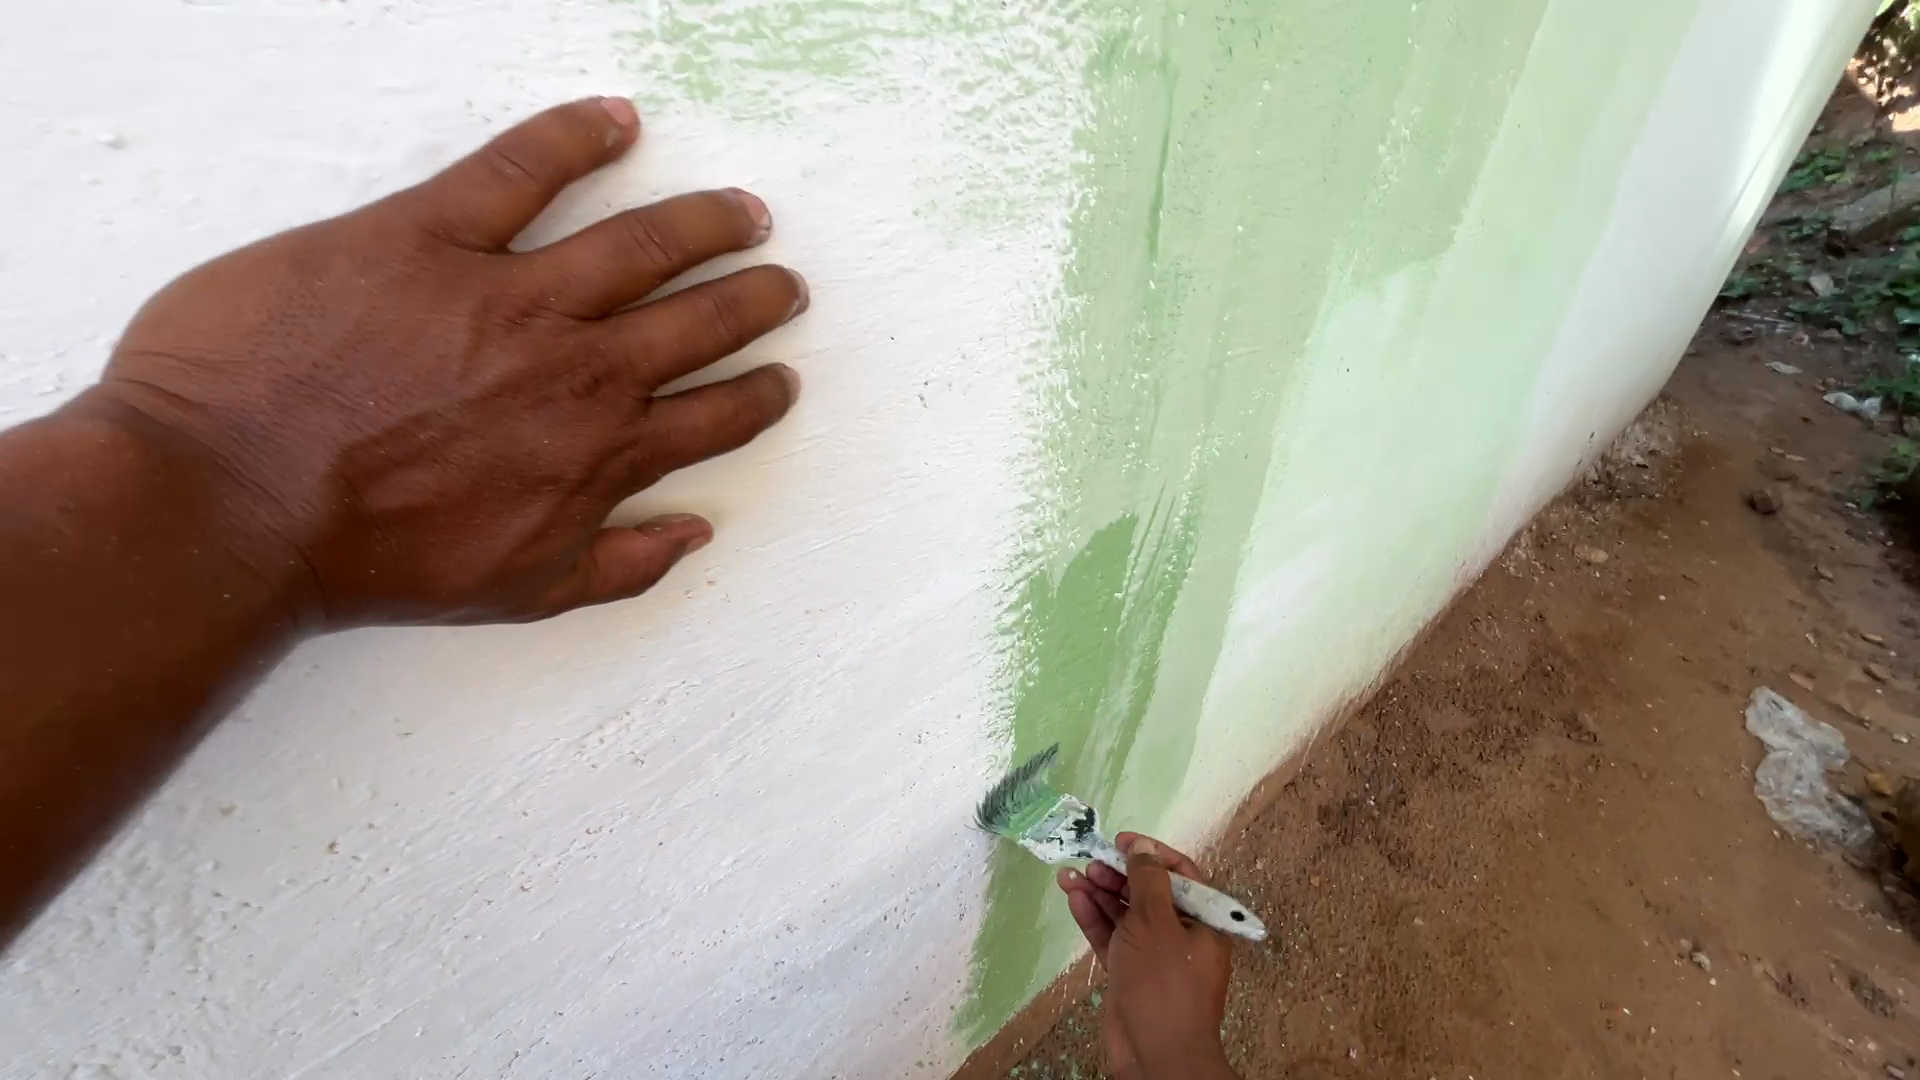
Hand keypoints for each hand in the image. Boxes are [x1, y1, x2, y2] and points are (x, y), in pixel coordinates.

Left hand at [75, 96, 804, 627]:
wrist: (231, 507)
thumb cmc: (382, 558)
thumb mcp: (529, 591)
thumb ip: (626, 565)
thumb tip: (697, 534)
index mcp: (608, 450)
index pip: (719, 415)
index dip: (761, 396)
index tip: (782, 380)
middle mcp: (584, 370)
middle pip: (704, 320)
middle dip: (758, 300)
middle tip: (786, 284)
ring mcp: (513, 297)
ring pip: (643, 244)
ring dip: (709, 225)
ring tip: (745, 213)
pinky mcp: (425, 238)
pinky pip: (516, 171)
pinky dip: (574, 137)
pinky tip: (620, 120)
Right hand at [1058, 833, 1237, 1079]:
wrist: (1157, 1057)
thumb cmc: (1165, 982)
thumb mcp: (1157, 922)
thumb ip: (1148, 879)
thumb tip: (1142, 845)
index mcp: (1202, 921)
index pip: (1180, 873)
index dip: (1151, 853)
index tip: (1122, 841)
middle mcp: (1179, 934)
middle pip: (1146, 891)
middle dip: (1117, 873)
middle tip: (1092, 861)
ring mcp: (1151, 954)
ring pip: (1124, 912)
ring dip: (1098, 892)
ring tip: (1071, 875)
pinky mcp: (1128, 971)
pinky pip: (1110, 935)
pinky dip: (1093, 917)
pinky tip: (1073, 897)